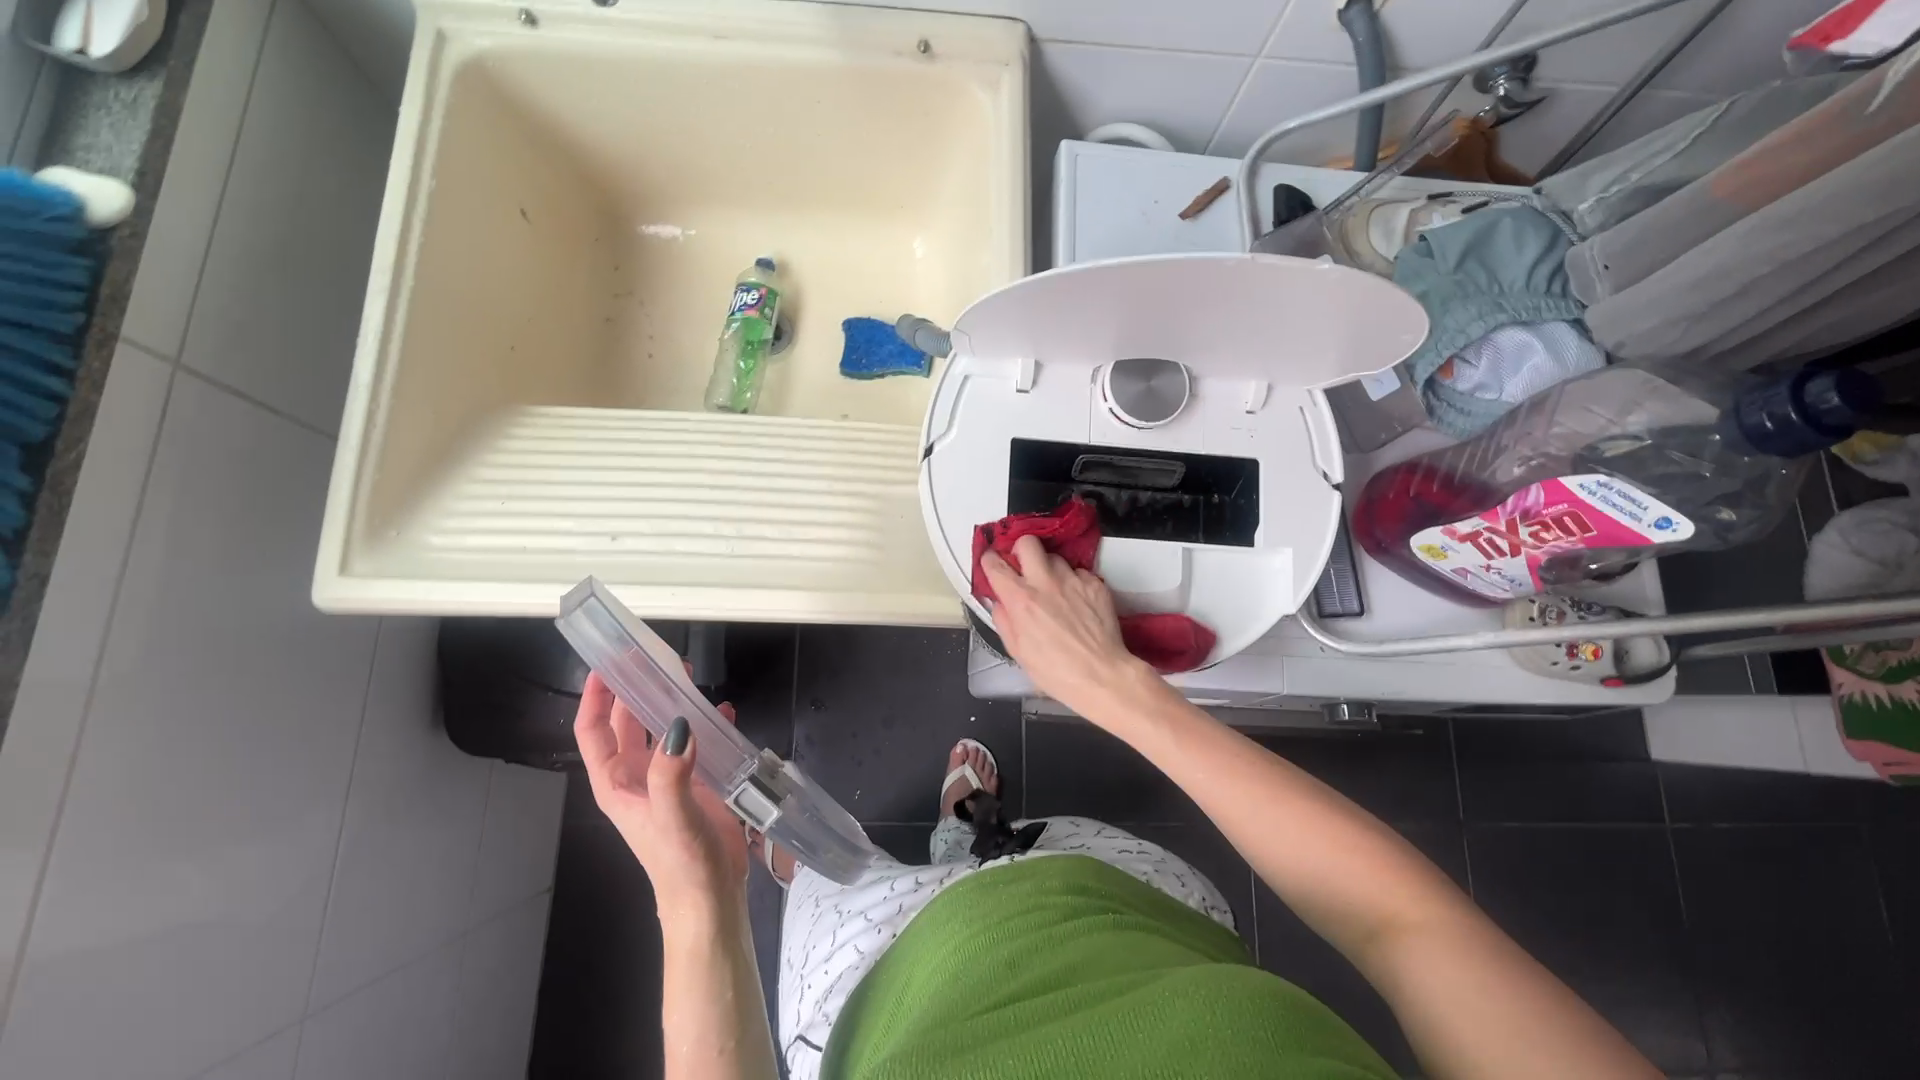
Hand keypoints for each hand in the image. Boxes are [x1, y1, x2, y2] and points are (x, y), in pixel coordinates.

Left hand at [572, 671, 749, 921]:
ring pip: (662, 729)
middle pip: (628, 722)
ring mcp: (667, 779)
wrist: (711, 900)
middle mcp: (637, 777)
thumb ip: (672, 773)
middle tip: (655, 657)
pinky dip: (707, 725)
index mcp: (617, 783)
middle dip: (637, 689)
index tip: (608, 664)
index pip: (594, 731)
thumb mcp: (673, 817)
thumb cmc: (683, 864)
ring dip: (671, 702)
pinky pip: (697, 744)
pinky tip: (723, 713)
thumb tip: (678, 725)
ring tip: (689, 675)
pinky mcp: (697, 784)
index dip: (596, 697)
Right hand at [981, 533, 1159, 724]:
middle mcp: (1045, 583)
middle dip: (1021, 550)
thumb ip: (1004, 620)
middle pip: (1027, 543)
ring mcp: (1073, 581)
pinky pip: (1079, 572)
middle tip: (1024, 566)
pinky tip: (1075, 601)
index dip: (990, 561)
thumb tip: (1000, 603)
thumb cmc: (1057, 671)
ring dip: (1050, 569)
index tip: (992, 563)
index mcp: (1021, 600)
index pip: (995, 564)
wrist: (1100, 675)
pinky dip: (1074, 582)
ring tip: (1053, 589)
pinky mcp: (1094, 584)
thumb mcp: (1017, 652)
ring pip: (1055, 557)